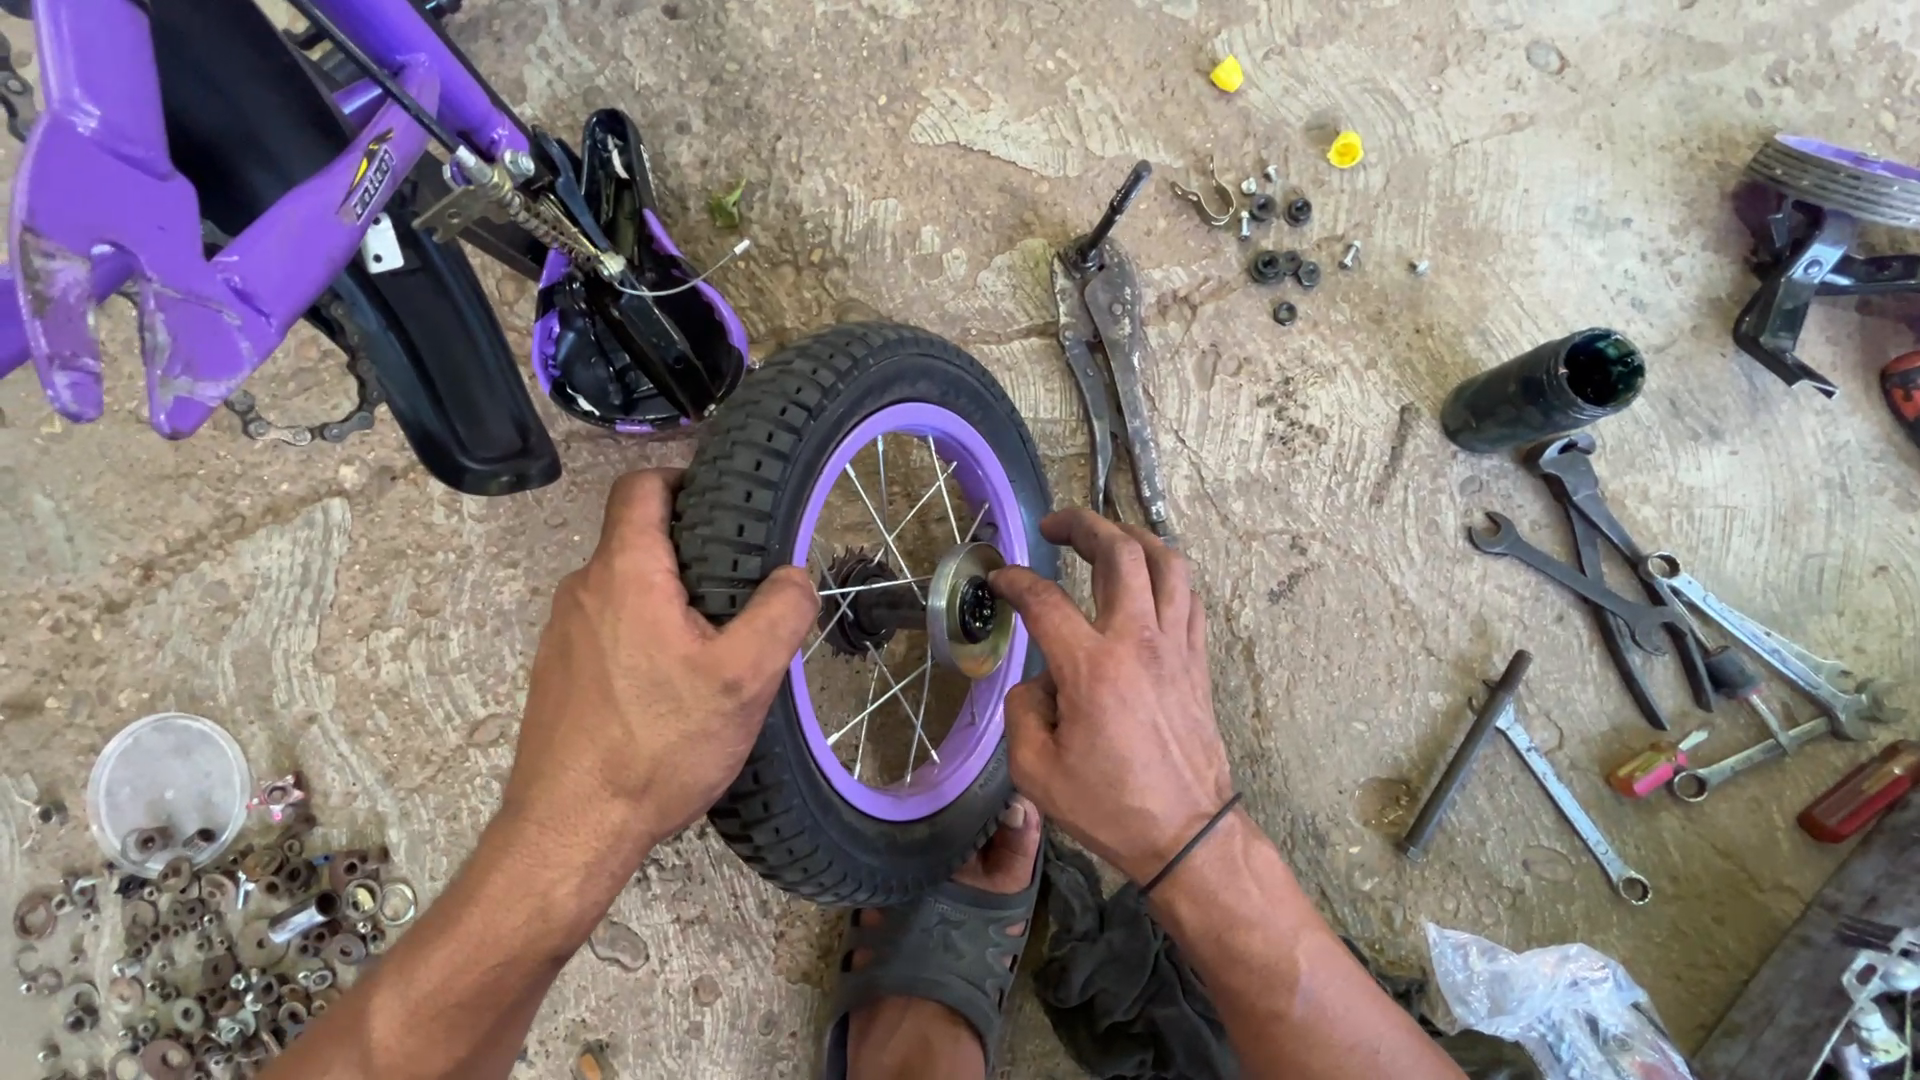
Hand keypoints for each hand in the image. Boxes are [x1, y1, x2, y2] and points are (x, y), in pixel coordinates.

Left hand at [506, 469, 817, 850]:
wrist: (571, 830)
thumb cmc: (659, 745)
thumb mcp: (743, 679)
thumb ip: (780, 614)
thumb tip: (794, 576)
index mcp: (625, 572)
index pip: (641, 486)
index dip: (684, 477)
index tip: (726, 503)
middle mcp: (583, 588)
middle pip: (638, 536)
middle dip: (692, 547)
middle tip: (744, 585)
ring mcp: (564, 632)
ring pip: (627, 585)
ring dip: (672, 594)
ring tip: (719, 640)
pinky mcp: (561, 671)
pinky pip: (611, 625)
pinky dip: (648, 630)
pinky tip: (677, 684)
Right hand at [989, 510, 1231, 883]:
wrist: (1187, 833)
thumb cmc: (1110, 806)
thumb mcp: (1035, 771)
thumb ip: (1022, 710)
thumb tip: (1040, 681)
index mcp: (1092, 668)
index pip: (1045, 601)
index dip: (1016, 581)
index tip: (1000, 578)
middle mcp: (1137, 642)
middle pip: (1120, 553)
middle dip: (1083, 525)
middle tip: (1056, 524)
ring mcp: (1176, 647)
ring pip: (1168, 562)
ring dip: (1134, 537)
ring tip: (1107, 538)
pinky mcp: (1197, 660)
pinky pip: (1188, 597)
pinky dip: (1166, 575)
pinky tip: (1148, 582)